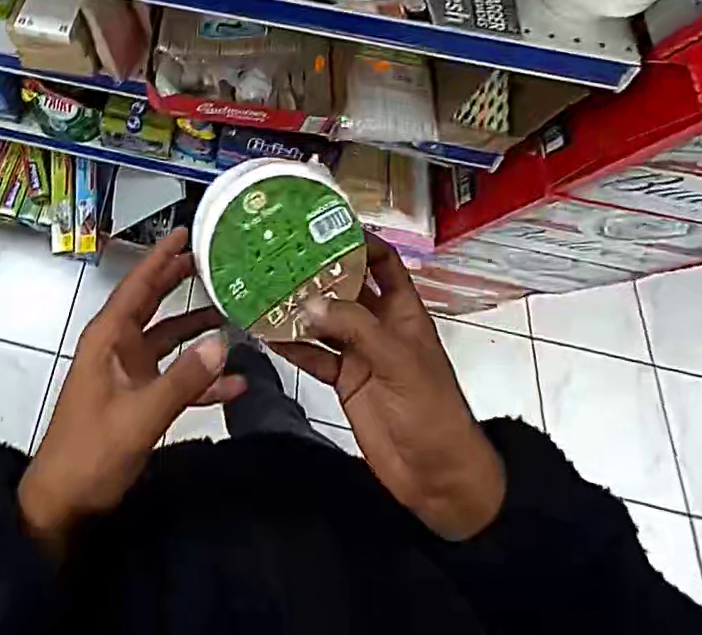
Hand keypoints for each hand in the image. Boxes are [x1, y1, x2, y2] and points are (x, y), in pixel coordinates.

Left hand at [19, 228, 243, 557]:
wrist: (63, 506)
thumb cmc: (90, 453)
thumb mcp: (140, 415)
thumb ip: (183, 379)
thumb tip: (222, 342)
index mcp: (109, 338)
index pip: (138, 284)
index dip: (161, 256)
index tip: (185, 231)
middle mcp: (119, 346)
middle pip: (155, 301)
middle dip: (182, 279)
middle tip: (215, 259)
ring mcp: (130, 370)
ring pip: (171, 336)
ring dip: (199, 327)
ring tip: (234, 311)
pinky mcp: (141, 395)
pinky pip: (176, 374)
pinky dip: (201, 375)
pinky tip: (234, 382)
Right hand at [272, 234, 504, 540]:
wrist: (436, 474)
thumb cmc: (430, 409)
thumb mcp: (398, 360)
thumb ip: (356, 328)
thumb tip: (310, 302)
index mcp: (403, 309)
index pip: (383, 262)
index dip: (361, 242)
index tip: (325, 228)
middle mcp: (379, 324)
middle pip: (347, 288)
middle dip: (319, 273)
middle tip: (281, 256)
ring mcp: (360, 352)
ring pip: (326, 321)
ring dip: (300, 309)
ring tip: (265, 290)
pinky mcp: (345, 380)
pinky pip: (315, 356)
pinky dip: (294, 347)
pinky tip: (268, 335)